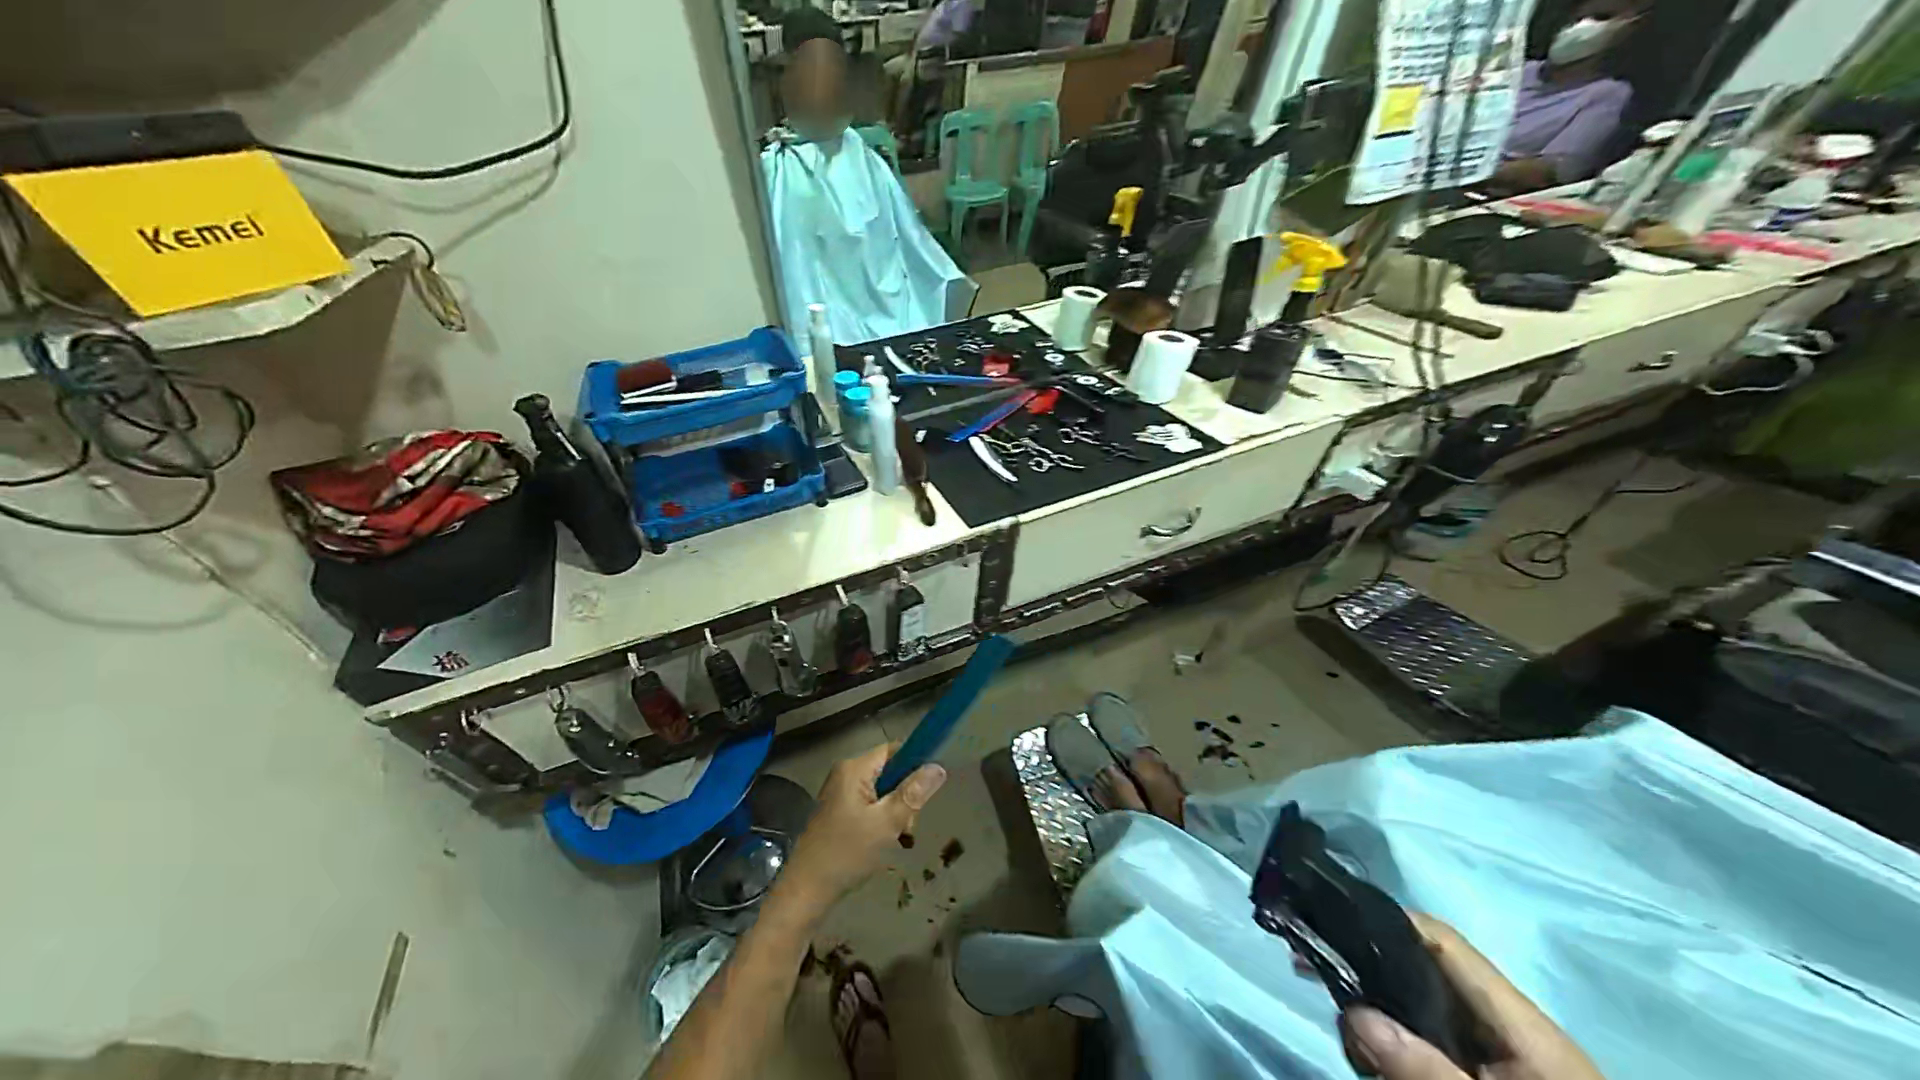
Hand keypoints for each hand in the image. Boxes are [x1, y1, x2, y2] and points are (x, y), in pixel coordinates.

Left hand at [773, 743, 946, 919]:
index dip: (915, 763)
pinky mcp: (838, 812)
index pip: (894, 750)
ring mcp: (840, 794)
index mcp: (854, 769)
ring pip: (882, 791)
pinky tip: (884, 842)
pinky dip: (882, 820)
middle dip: (905, 796)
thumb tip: (938, 767)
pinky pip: (870, 805)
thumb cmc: (848, 853)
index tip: (928, 789)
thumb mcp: (887, 823)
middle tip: (908, 826)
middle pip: (889, 772)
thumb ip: (913, 793)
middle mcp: (845, 774)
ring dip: (895, 812)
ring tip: (897, 838)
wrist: (807, 890)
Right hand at [1341, 915, 1603, 1079]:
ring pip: (1417, 1010)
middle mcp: (1505, 1024)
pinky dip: (1399, 1050)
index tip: (1327, 925)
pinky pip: (1431, 1045)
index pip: (1440, 939)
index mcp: (1517, 1020)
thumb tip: (1353, 1012)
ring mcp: (1499, 1054)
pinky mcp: (1489, 1077)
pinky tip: (1377, 1069)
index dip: (1384, 920)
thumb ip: (1424, 1072)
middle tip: (1312, 981)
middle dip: (1367, 977)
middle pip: (1420, 970)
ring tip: (1355, 1053)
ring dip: (1377, 1023)